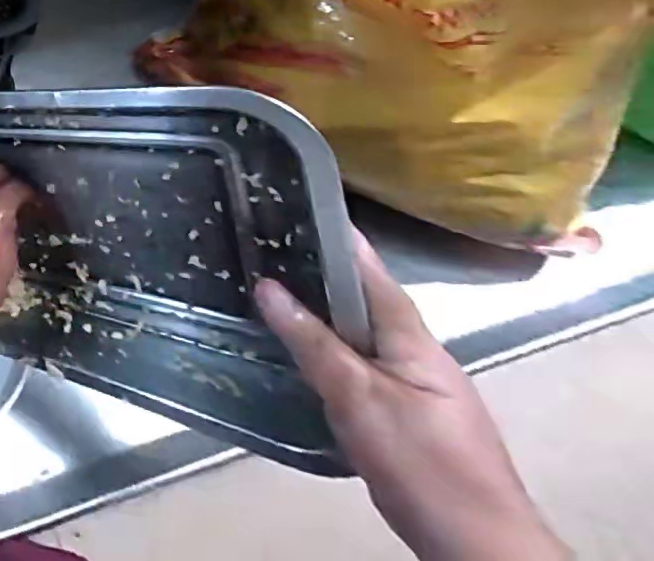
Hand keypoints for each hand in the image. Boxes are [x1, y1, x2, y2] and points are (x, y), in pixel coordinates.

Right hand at [255, 232, 569, 560]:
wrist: (473, 543)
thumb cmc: (420, 460)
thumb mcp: (357, 396)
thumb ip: (312, 340)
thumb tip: (267, 286)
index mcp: (414, 342)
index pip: (373, 277)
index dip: (340, 241)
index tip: (301, 205)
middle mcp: (414, 354)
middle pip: (359, 300)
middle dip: (313, 269)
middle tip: (260, 242)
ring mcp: (407, 383)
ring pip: (350, 330)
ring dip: (311, 306)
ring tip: (259, 282)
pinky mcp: (393, 407)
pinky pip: (347, 356)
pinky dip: (315, 339)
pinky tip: (285, 338)